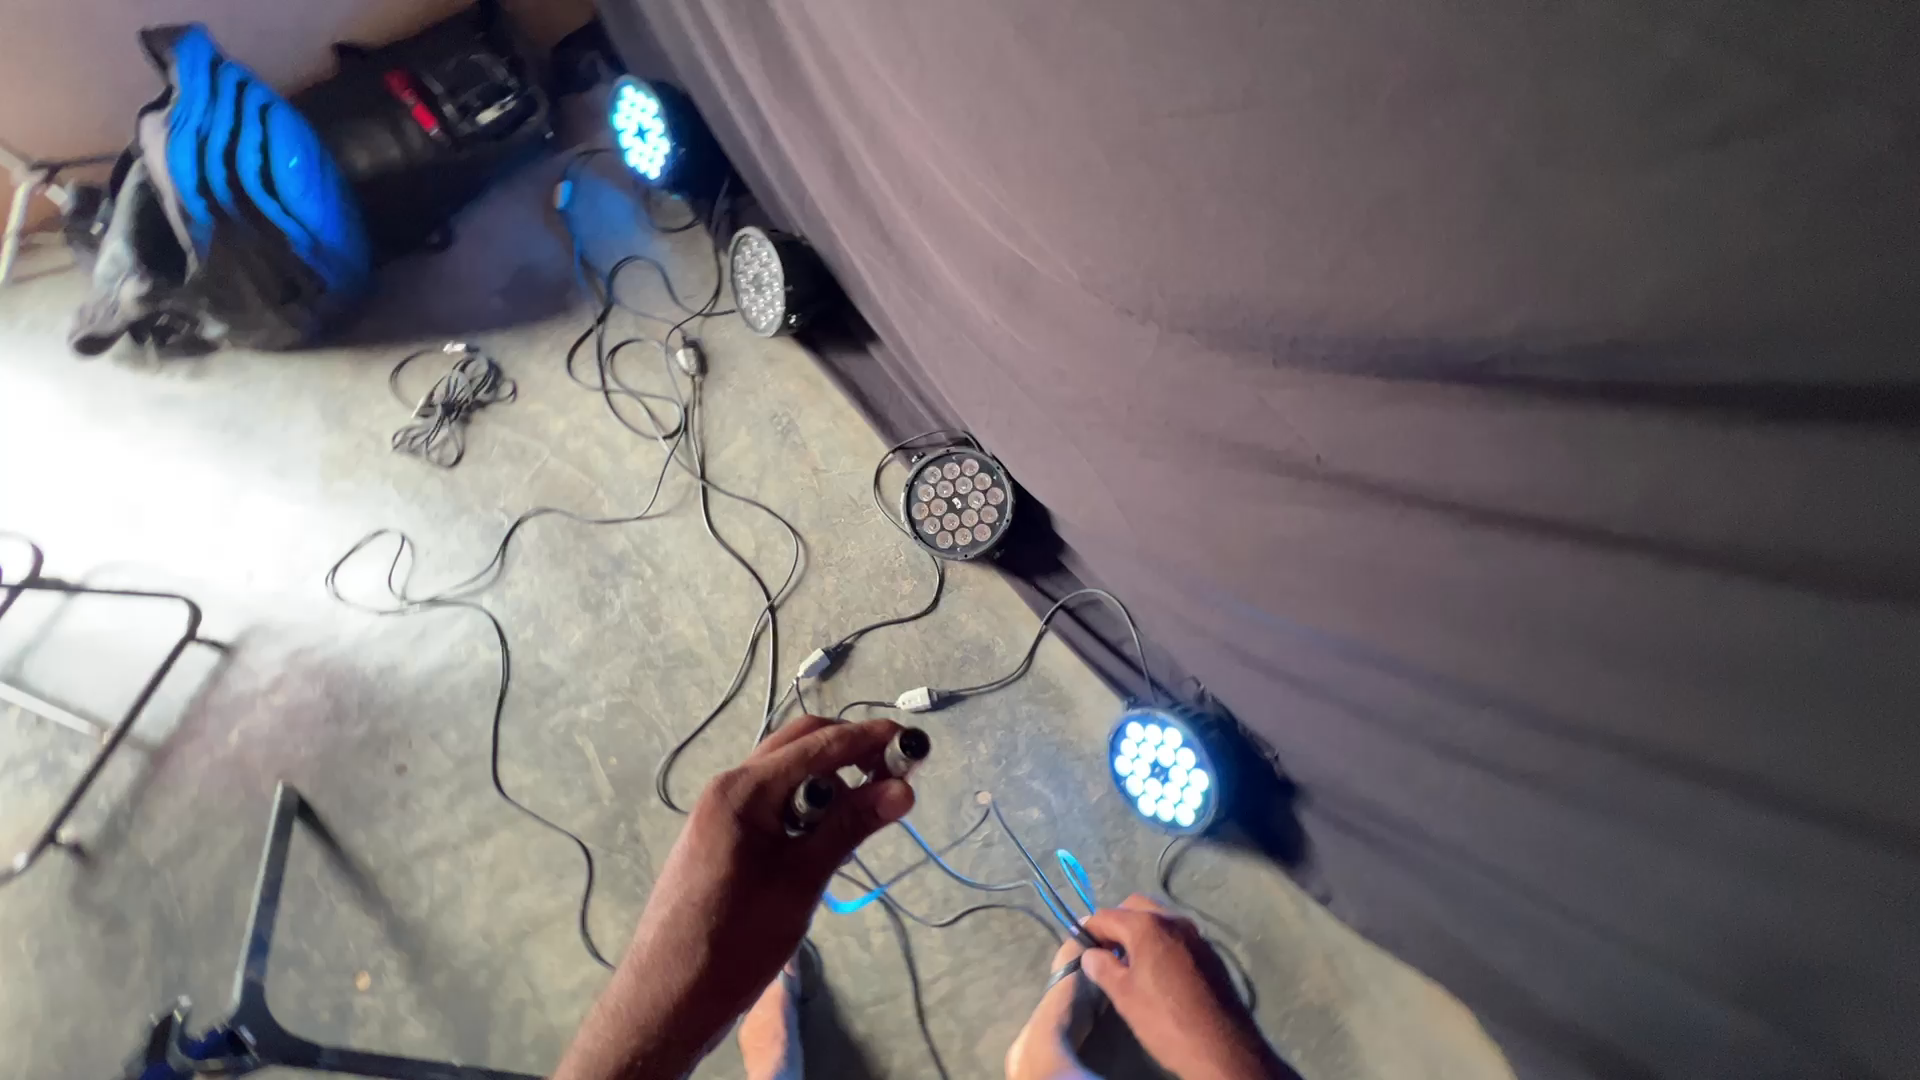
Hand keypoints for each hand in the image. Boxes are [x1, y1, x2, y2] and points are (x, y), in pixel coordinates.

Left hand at [553, 716, 914, 1079]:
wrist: (662, 1002)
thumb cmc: (734, 941)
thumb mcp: (801, 881)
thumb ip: (850, 827)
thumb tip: (904, 789)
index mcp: (744, 788)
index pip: (819, 746)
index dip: (869, 739)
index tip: (912, 740)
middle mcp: (730, 784)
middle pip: (800, 744)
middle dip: (849, 748)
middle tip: (892, 772)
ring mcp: (721, 807)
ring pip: (786, 769)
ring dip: (829, 775)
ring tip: (867, 804)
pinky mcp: (721, 832)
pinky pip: (772, 796)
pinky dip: (806, 799)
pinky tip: (828, 828)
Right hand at [1081, 895, 1295, 1079]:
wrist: (1225, 1051)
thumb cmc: (1167, 1022)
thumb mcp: (1125, 997)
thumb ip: (1103, 968)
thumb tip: (1091, 954)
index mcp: (1147, 925)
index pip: (1107, 916)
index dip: (1090, 929)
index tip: (1081, 944)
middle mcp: (1172, 919)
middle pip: (1135, 907)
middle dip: (1117, 923)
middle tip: (1107, 951)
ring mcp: (1195, 934)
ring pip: (1159, 918)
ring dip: (1141, 931)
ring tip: (1132, 962)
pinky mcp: (1210, 952)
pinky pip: (1178, 935)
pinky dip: (1162, 942)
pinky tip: (1159, 971)